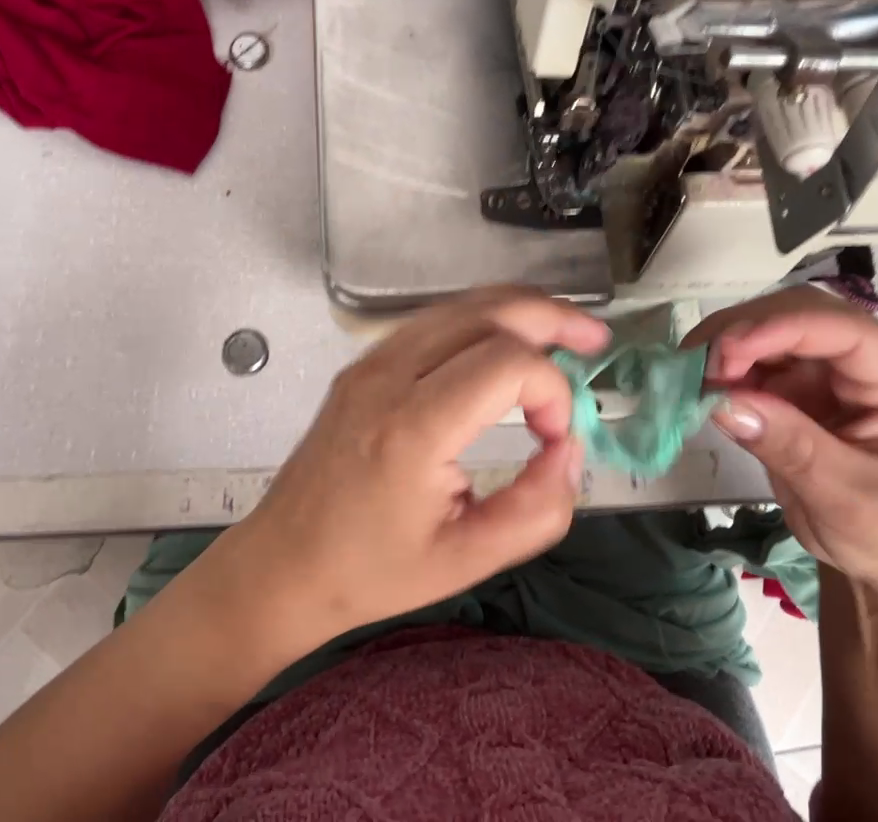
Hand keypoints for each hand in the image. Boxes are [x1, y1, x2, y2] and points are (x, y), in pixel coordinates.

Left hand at [216, 288, 609, 641]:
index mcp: (413, 428)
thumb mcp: (467, 560)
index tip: (557, 439)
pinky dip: (480, 319)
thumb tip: (570, 451)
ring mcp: (369, 364)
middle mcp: (388, 377)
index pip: (507, 364)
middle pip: (486, 312)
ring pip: (458, 305)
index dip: (553, 391)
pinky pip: (431, 320)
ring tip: (562, 334)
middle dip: (550, 318)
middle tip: (594, 339)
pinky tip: (505, 341)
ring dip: (517, 311)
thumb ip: (537, 510)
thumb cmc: (372, 572)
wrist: (284, 565)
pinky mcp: (362, 366)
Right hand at [685, 286, 877, 594]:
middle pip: (801, 315)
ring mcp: (832, 374)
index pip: (840, 329)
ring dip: (728, 347)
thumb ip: (791, 446)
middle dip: (746, 331)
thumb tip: (723, 401)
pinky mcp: (800, 390)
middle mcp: (868, 363)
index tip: (724, 353)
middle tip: (697, 365)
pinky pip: (756, 364)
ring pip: (771, 332)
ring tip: (692, 378)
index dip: (779, 329)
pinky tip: (702, 390)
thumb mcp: (848, 498)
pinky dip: (725, 371)